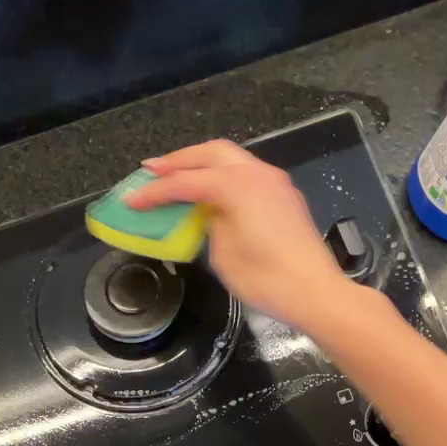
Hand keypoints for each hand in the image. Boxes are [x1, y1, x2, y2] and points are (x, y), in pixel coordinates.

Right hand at [123, 140, 351, 330]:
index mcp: (239, 186)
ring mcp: (274, 182)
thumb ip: (211, 224)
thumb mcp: (224, 254)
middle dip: (179, 160)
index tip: (133, 199)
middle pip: (211, 153)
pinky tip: (209, 190)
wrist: (314, 292)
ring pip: (231, 159)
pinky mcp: (283, 196)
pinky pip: (246, 174)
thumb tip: (209, 212)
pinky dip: (222, 175)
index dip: (156, 190)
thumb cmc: (267, 279)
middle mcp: (258, 174)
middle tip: (151, 170)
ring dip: (201, 164)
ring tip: (175, 175)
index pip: (188, 182)